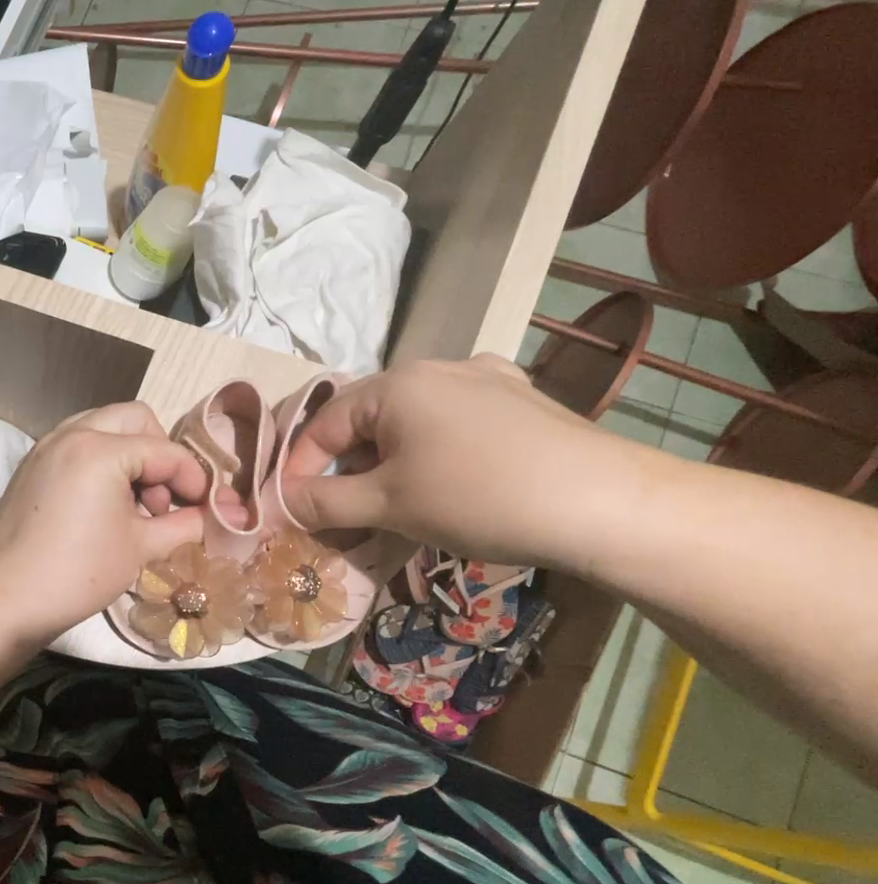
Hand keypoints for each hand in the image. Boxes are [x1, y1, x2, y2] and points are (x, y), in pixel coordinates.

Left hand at [0, 402, 209, 644]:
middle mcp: (69, 435)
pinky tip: (104, 506)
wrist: (4, 599)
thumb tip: (213, 516)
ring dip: (128, 454)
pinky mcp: (29, 468)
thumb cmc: (77, 573)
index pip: (164, 450)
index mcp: (99, 448)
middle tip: (165, 498)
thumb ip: (184, 524)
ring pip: (101, 428)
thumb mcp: (141, 548)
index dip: (193, 477)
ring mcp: (44, 448)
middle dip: (159, 452)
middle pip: (133, 420)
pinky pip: (75, 446)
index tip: (206, 507)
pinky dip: (99, 462)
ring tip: (135, 505)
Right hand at [278, 355, 648, 566]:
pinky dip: (429, 451)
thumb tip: (277, 504)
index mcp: (395, 384)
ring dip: (385, 462)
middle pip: (363, 420)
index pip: (321, 426)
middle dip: (343, 469)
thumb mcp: (387, 505)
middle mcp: (436, 368)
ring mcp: (484, 379)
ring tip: (388, 504)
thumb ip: (322, 502)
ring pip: (407, 421)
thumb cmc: (479, 498)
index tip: (291, 512)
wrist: (606, 505)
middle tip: (338, 515)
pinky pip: (450, 422)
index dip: (297, 471)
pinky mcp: (519, 400)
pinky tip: (442, 478)